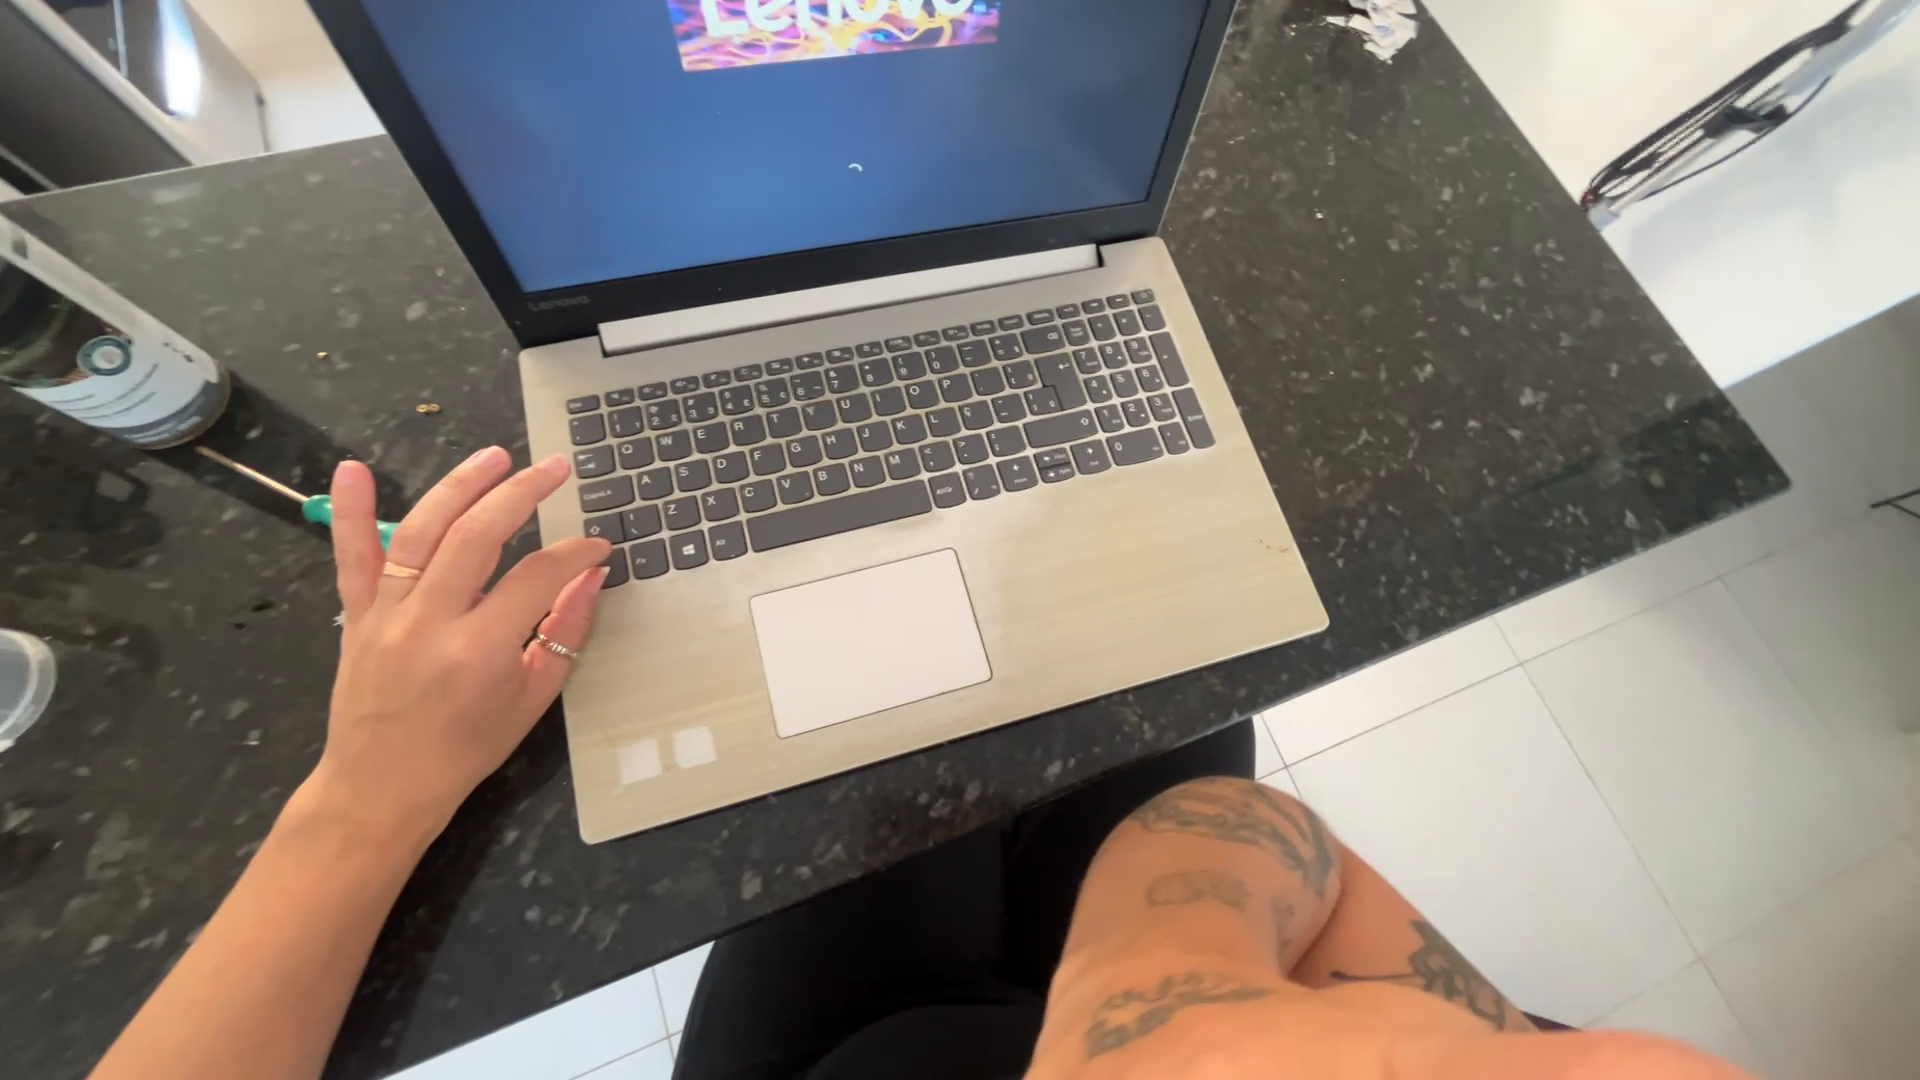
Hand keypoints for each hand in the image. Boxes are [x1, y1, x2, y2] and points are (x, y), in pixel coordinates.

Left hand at [308, 447, 612, 840]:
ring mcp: (385, 614)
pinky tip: (354, 469)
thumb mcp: (536, 695)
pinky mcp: (356, 615)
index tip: (600, 544)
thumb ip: (566, 629)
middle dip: (522, 493)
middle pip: (477, 536)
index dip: (575, 552)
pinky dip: (351, 511)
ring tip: (496, 456)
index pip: (538, 576)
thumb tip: (593, 575)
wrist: (383, 786)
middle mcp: (430, 621)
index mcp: (482, 649)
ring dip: (460, 486)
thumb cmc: (470, 745)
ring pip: (421, 532)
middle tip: (556, 467)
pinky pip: (352, 557)